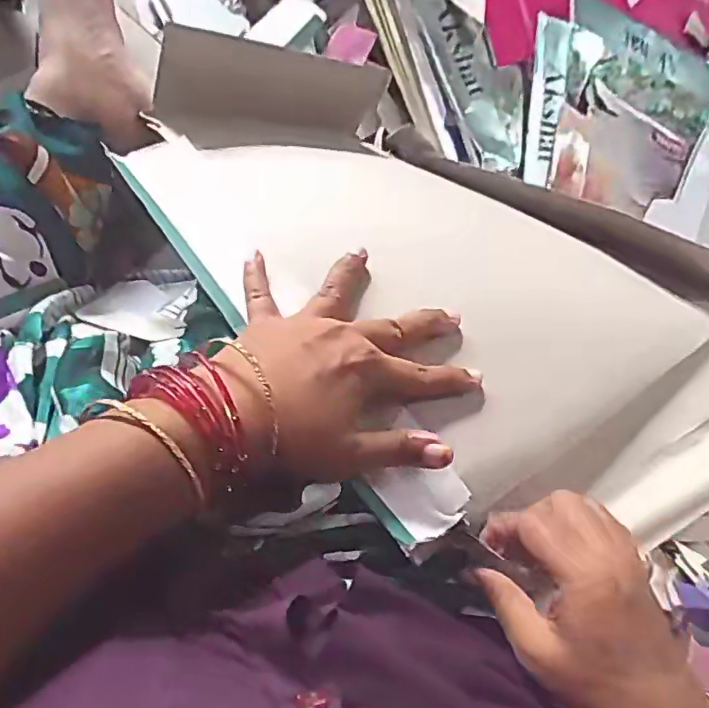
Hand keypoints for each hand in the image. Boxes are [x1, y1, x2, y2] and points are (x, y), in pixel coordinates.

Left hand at [216, 250, 481, 481]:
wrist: (234, 418)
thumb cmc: (294, 440)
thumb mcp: (350, 454)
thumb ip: (397, 450)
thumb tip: (445, 452)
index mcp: (367, 373)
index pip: (420, 378)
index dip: (448, 381)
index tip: (474, 378)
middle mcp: (343, 339)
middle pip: (392, 329)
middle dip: (424, 324)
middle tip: (449, 316)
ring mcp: (305, 326)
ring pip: (334, 294)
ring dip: (349, 274)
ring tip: (361, 253)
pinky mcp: (266, 326)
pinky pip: (261, 295)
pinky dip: (257, 276)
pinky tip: (253, 253)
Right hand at [470, 492, 708, 707]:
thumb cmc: (595, 687)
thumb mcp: (537, 652)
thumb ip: (506, 602)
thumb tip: (478, 570)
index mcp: (586, 575)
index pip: (536, 522)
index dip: (503, 527)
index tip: (486, 549)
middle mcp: (611, 555)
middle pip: (560, 503)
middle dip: (526, 518)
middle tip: (508, 550)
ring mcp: (628, 555)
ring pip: (583, 505)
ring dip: (550, 518)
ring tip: (532, 551)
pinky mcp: (636, 562)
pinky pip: (601, 521)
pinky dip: (574, 525)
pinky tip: (559, 555)